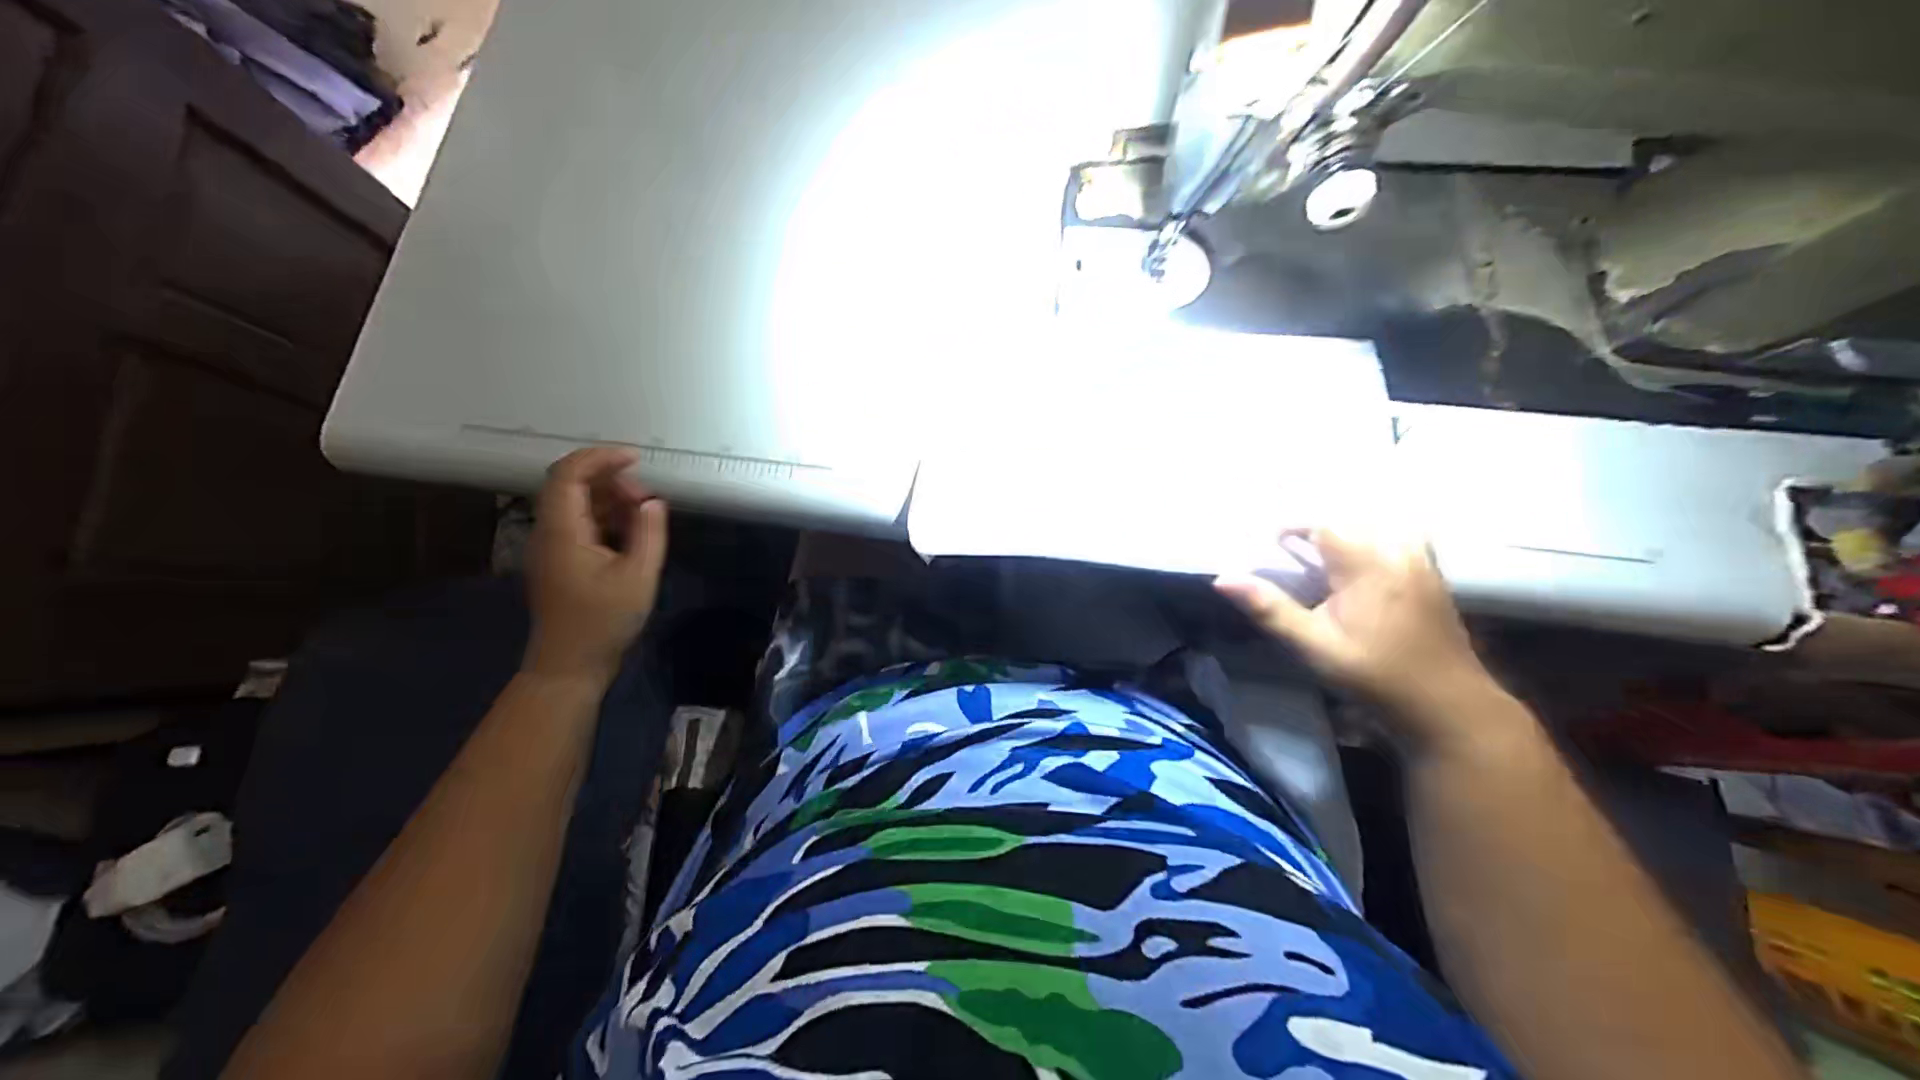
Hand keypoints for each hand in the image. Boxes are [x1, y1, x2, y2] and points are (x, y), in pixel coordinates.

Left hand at [522, 447, 668, 682]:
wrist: (569, 665)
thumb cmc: (603, 622)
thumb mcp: (638, 576)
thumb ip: (648, 532)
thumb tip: (653, 501)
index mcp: (562, 531)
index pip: (568, 474)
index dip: (600, 457)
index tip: (636, 459)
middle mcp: (549, 532)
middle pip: (571, 485)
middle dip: (611, 480)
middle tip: (646, 501)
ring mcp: (552, 546)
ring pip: (577, 504)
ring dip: (611, 500)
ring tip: (644, 517)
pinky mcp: (561, 560)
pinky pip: (581, 524)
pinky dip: (607, 518)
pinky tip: (632, 534)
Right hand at [1216, 529, 1495, 747]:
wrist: (1446, 705)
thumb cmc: (1373, 675)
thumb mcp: (1313, 645)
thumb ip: (1269, 608)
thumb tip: (1223, 579)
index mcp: (1367, 564)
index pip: (1324, 524)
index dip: (1293, 528)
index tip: (1272, 544)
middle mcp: (1398, 552)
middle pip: (1353, 520)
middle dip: (1320, 527)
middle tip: (1292, 548)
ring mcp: (1422, 563)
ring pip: (1381, 526)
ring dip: (1350, 532)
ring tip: (1325, 552)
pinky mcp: (1433, 577)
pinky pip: (1401, 540)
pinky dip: (1375, 541)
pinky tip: (1361, 566)